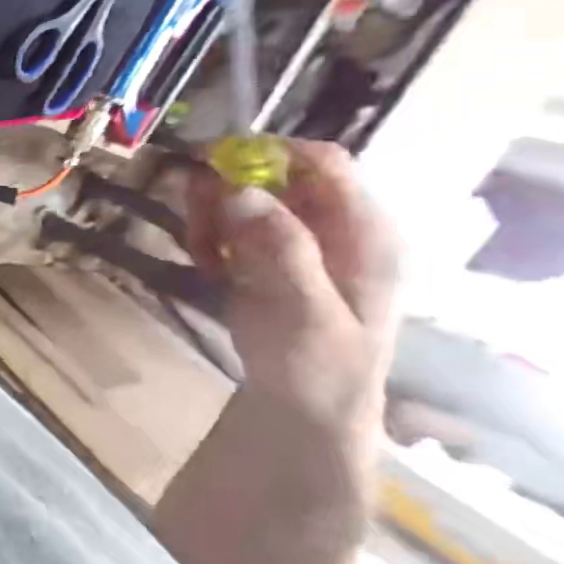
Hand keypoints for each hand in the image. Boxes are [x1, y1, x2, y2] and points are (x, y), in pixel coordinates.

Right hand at [185, 140, 401, 433]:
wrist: (305, 410)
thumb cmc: (318, 368)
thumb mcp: (305, 313)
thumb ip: (283, 250)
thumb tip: (241, 190)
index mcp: (365, 234)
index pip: (323, 161)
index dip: (268, 153)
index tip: (212, 168)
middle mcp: (335, 225)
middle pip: (272, 173)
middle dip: (226, 189)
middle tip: (197, 222)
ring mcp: (301, 237)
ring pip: (244, 193)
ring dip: (211, 212)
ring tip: (201, 250)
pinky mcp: (270, 251)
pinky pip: (231, 218)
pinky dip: (210, 230)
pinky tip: (206, 260)